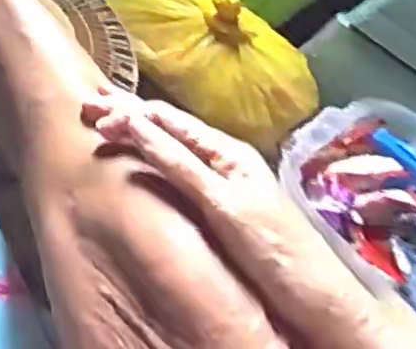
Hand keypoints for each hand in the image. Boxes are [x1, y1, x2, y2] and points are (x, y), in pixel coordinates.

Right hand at [82, 97, 401, 348]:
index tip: (92, 106)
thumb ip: (178, 163)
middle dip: (124, 111)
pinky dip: (146, 150)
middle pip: (164, 124)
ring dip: (132, 128)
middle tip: (87, 102)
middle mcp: (220, 157)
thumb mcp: (223, 206)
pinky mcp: (218, 203)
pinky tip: (133, 151)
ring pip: (166, 141)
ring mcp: (220, 179)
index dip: (126, 109)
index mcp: (224, 150)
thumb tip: (133, 120)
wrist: (327, 314)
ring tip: (102, 117)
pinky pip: (173, 164)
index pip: (164, 117)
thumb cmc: (277, 255)